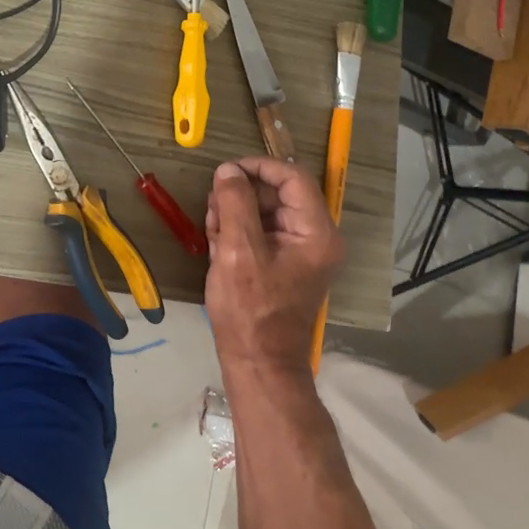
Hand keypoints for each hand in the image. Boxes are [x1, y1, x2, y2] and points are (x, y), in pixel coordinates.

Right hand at [204, 157, 343, 377]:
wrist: (257, 360)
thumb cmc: (250, 308)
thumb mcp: (237, 251)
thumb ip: (234, 204)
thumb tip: (228, 170)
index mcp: (316, 233)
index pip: (293, 178)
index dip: (258, 167)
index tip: (224, 171)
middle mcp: (315, 237)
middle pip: (276, 193)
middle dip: (240, 195)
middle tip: (212, 212)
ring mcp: (300, 250)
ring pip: (263, 210)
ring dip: (233, 214)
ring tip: (213, 234)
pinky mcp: (283, 261)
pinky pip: (259, 230)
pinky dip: (236, 231)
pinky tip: (218, 247)